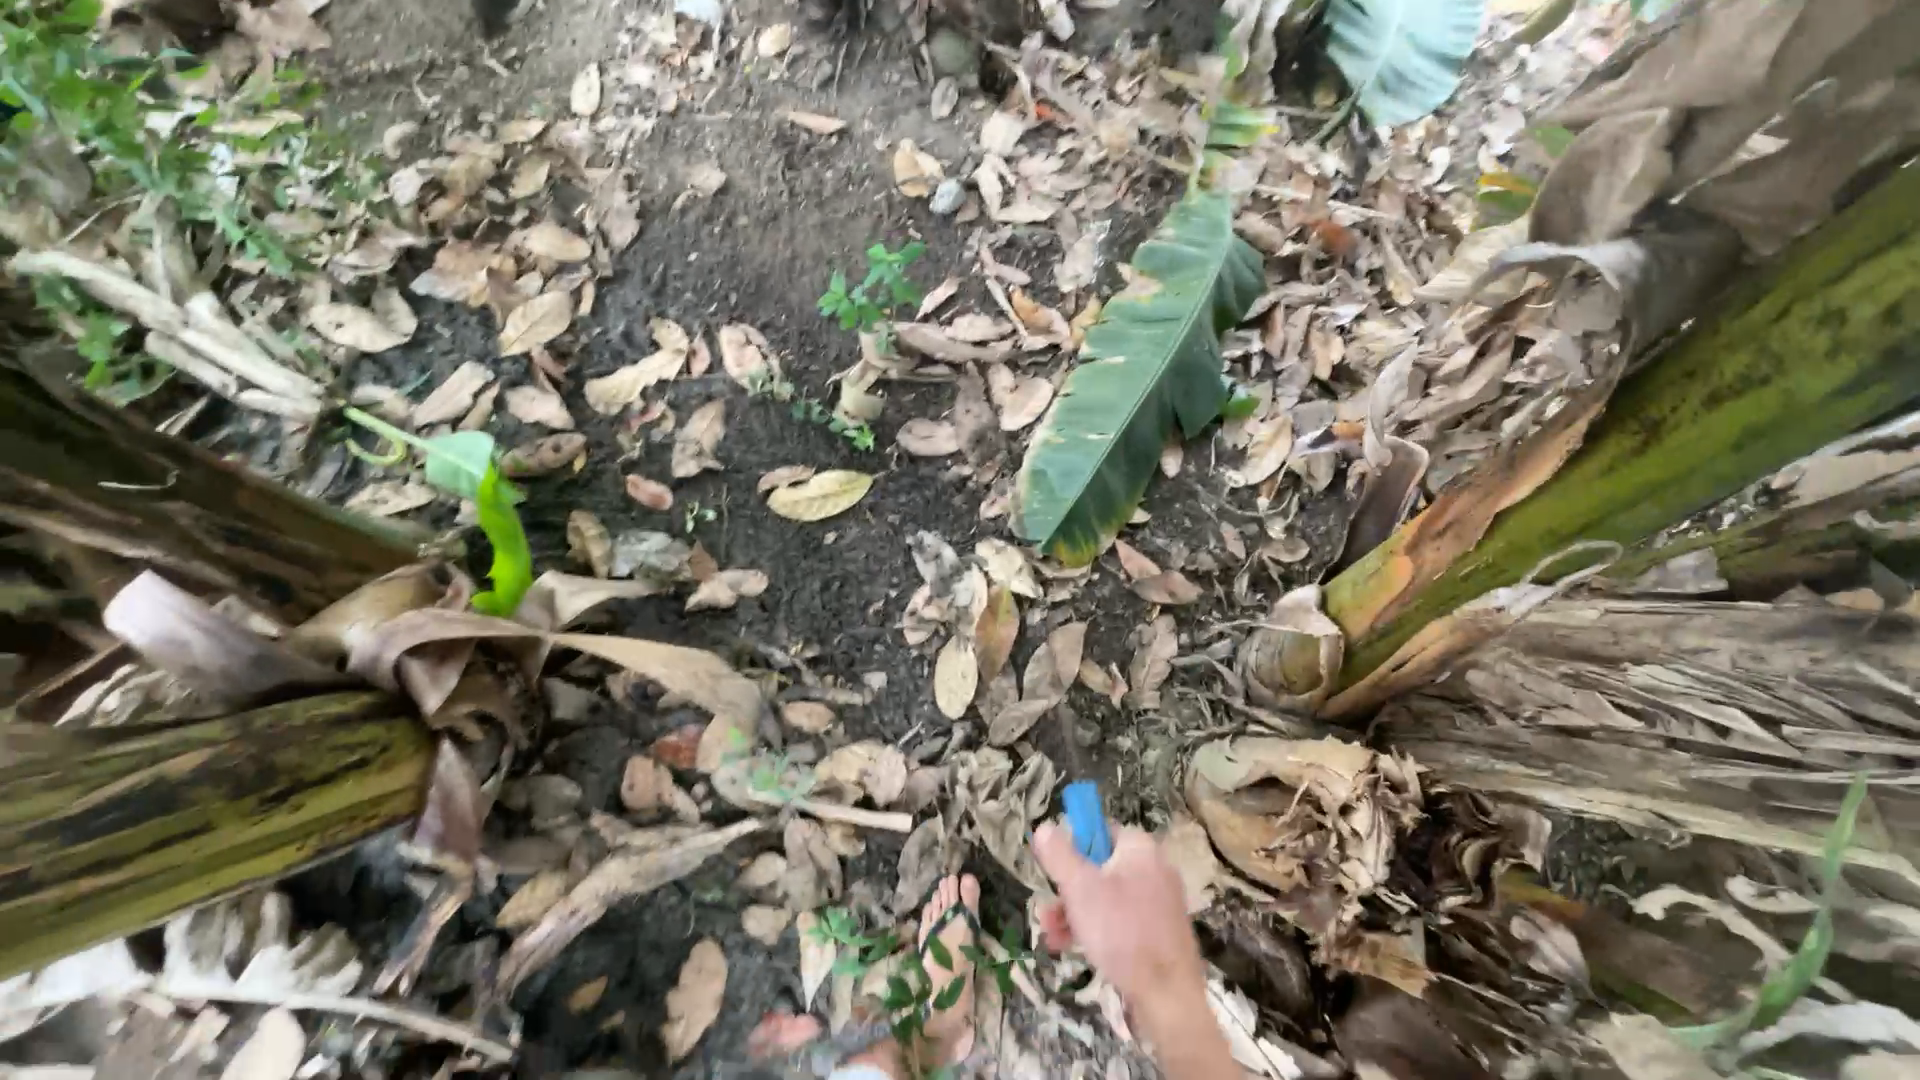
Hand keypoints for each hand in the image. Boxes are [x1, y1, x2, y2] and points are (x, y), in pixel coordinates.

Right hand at [1032, 823, 1206, 1016]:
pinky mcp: (1159, 932)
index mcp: (1139, 848)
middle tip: (1047, 911)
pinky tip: (1069, 947)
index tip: (1054, 869)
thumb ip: (1059, 854)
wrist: (1168, 996)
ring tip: (1050, 935)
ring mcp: (1159, 902)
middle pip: (1099, 867)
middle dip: (1067, 890)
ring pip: (1106, 897)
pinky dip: (1095, 929)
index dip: (1073, 847)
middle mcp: (1153, 869)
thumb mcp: (1079, 887)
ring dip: (1074, 913)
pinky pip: (1121, 920)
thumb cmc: (1121, 931)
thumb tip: (1044, 827)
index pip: (1100, 830)